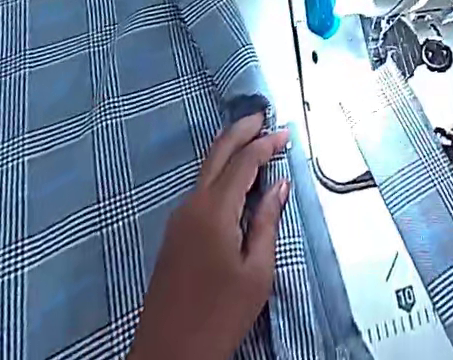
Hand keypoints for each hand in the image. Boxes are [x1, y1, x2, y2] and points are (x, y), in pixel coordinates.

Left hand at [128, 114, 290, 359]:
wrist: (167, 354)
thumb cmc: (219, 317)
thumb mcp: (256, 274)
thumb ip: (267, 223)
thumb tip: (279, 185)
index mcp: (215, 209)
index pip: (244, 161)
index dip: (266, 143)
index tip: (286, 133)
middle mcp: (193, 203)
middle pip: (218, 152)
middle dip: (241, 130)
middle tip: (263, 116)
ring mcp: (180, 215)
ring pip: (207, 167)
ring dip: (229, 148)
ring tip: (253, 137)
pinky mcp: (175, 230)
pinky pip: (201, 186)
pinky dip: (220, 170)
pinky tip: (234, 176)